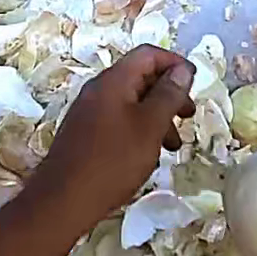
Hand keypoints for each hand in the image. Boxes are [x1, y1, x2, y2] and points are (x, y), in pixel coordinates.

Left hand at [29, 44, 194, 217]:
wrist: (63, 201)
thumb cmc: (113, 161)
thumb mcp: (150, 126)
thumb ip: (168, 95)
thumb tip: (182, 70)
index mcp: (113, 81)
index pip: (147, 54)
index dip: (174, 63)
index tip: (194, 84)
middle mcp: (98, 90)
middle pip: (139, 76)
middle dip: (168, 92)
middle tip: (188, 115)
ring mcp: (88, 112)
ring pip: (131, 101)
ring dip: (156, 115)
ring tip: (173, 144)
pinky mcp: (84, 133)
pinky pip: (118, 119)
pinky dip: (139, 129)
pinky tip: (147, 154)